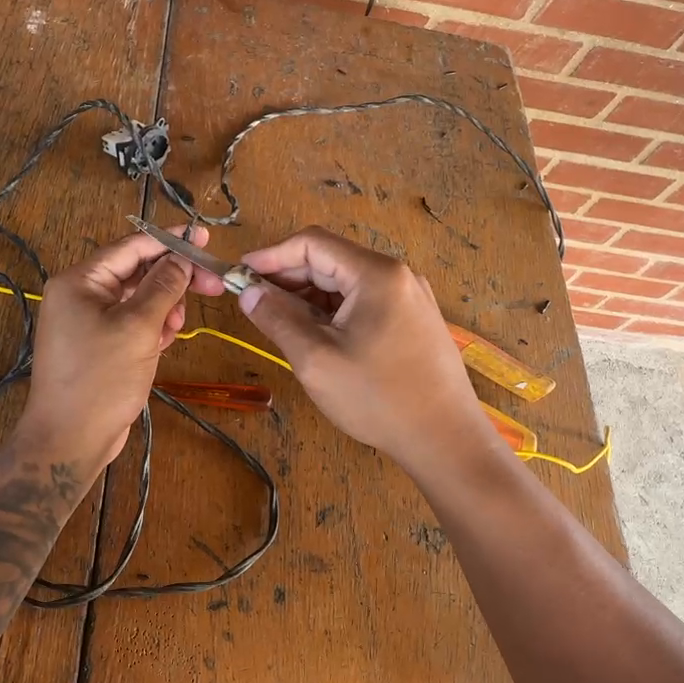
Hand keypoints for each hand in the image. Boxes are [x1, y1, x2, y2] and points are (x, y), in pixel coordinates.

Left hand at [17, 226, 217, 471]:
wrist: (69, 440)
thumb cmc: (101, 380)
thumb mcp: (138, 327)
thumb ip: (163, 287)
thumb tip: (181, 258)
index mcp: (79, 281)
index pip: (131, 248)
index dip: (170, 241)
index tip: (205, 238)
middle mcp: (79, 296)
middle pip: (135, 273)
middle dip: (172, 281)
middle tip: (212, 287)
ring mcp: (86, 323)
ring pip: (137, 300)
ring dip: (163, 308)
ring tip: (175, 329)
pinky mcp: (97, 347)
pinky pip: (130, 324)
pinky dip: (151, 328)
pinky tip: (164, 342)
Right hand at [236, 227, 503, 469]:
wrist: (446, 439)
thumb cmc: (378, 398)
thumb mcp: (315, 359)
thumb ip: (277, 319)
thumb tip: (248, 292)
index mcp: (375, 274)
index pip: (312, 243)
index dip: (270, 256)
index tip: (238, 274)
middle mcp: (396, 275)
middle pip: (330, 260)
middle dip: (287, 278)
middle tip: (252, 303)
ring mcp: (409, 297)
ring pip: (345, 283)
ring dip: (307, 297)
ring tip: (278, 323)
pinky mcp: (413, 320)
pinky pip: (362, 302)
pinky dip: (331, 311)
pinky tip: (313, 335)